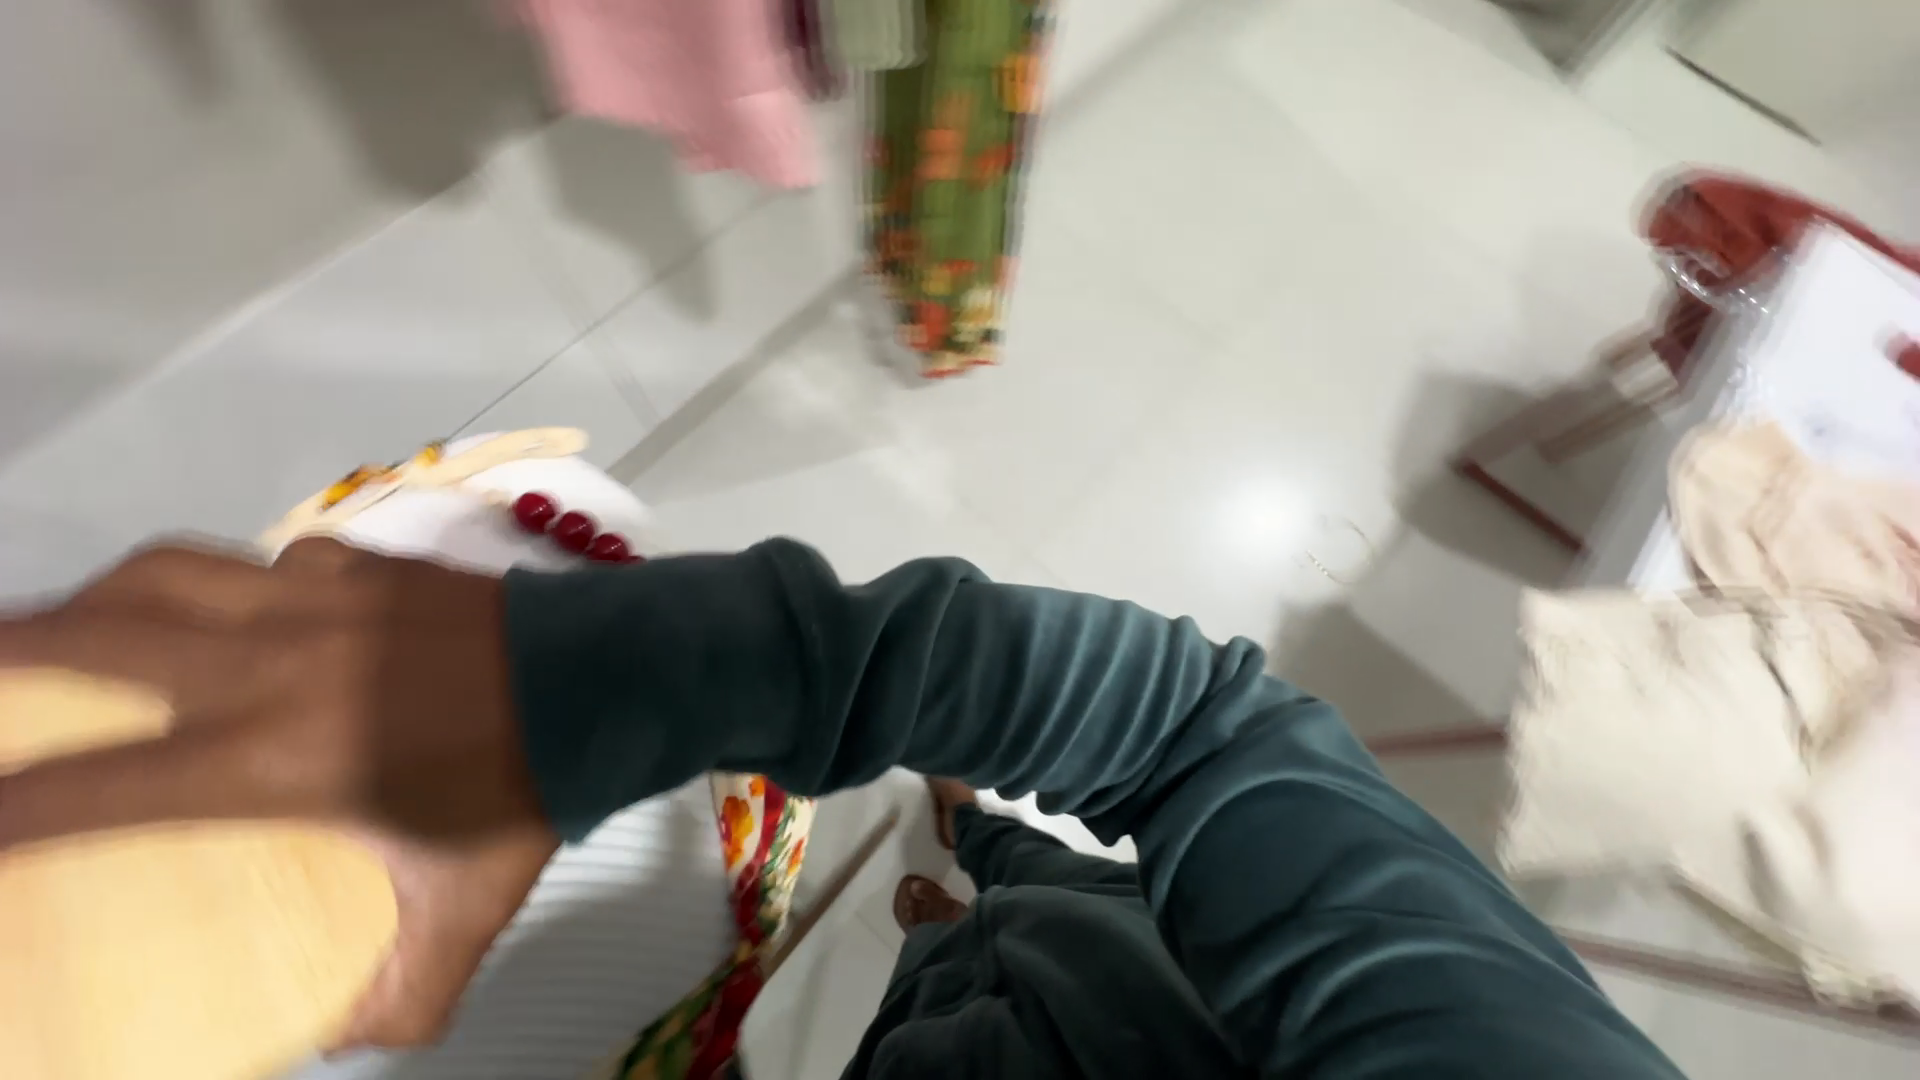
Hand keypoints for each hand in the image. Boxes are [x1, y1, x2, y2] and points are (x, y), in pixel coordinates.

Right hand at [0, 537, 559, 1049]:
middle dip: (0, 659)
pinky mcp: (383, 566)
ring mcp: (329, 598)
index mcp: (272, 758)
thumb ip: (409, 988)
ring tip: (91, 632)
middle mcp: (273, 663)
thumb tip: (357, 1043)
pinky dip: (245, 580)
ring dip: (109, 599)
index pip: (67, 791)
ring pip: (171, 572)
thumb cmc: (534, 783)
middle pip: (81, 636)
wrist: (613, 678)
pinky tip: (261, 610)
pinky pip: (280, 557)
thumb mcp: (470, 900)